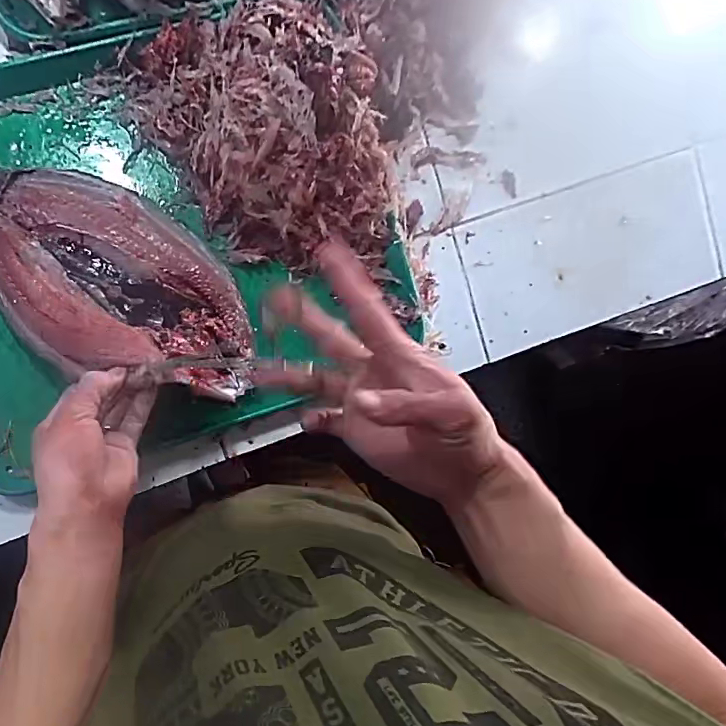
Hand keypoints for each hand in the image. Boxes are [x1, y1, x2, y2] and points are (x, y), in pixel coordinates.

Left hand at [32, 369, 156, 526]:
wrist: (87, 502)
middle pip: (102, 396)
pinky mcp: (125, 446)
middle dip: (117, 379)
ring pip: (120, 406)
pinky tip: (152, 385)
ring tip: (148, 367)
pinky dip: (143, 403)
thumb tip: (110, 374)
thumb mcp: (70, 416)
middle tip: (138, 359)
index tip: (117, 358)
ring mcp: (105, 437)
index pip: (80, 390)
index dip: (98, 375)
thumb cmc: (69, 459)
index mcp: (59, 420)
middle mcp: (82, 427)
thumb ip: (90, 390)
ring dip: (132, 388)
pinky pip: (135, 419)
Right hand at [260, 241, 512, 508]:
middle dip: (304, 318)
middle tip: (276, 296)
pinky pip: (325, 420)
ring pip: (317, 380)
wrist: (462, 472)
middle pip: (332, 340)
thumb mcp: (448, 413)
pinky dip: (310, 419)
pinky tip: (300, 419)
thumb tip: (359, 403)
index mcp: (398, 357)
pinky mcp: (354, 431)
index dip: (348, 284)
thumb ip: (405, 406)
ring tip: (260, 370)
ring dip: (289, 375)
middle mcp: (372, 372)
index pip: (368, 314)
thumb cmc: (466, 431)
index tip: (328, 253)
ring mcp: (360, 402)